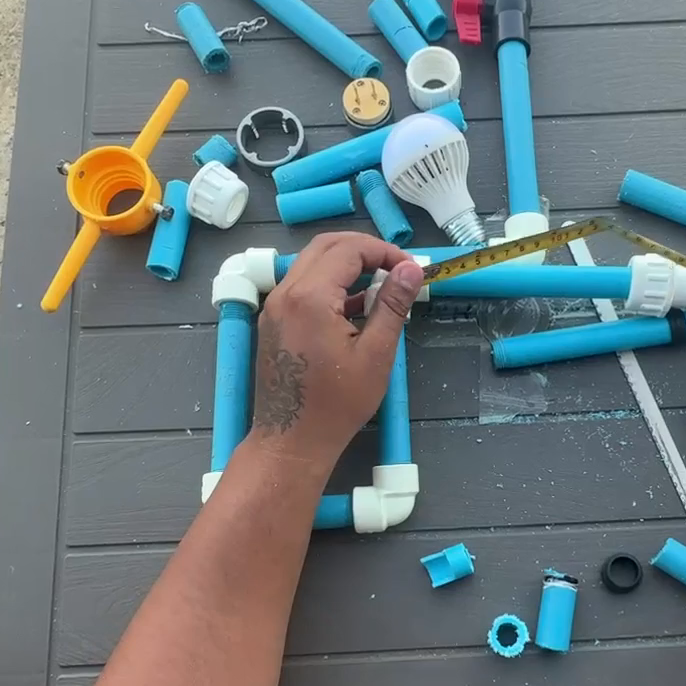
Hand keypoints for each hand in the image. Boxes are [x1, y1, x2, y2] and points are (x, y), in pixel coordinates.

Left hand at [247, 233, 423, 465]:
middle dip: (365, 250)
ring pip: (312, 264)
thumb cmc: (337, 404)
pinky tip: (356, 307)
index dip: (385, 252)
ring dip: (347, 266)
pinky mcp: (273, 322)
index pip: (350, 250)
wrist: (292, 440)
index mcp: (310, 297)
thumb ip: (392, 306)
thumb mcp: (375, 355)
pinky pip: (303, 287)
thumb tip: (412, 270)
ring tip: (381, 287)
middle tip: (396, 269)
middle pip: (326, 246)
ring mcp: (275, 307)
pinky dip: (331, 285)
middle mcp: (286, 293)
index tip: (411, 269)